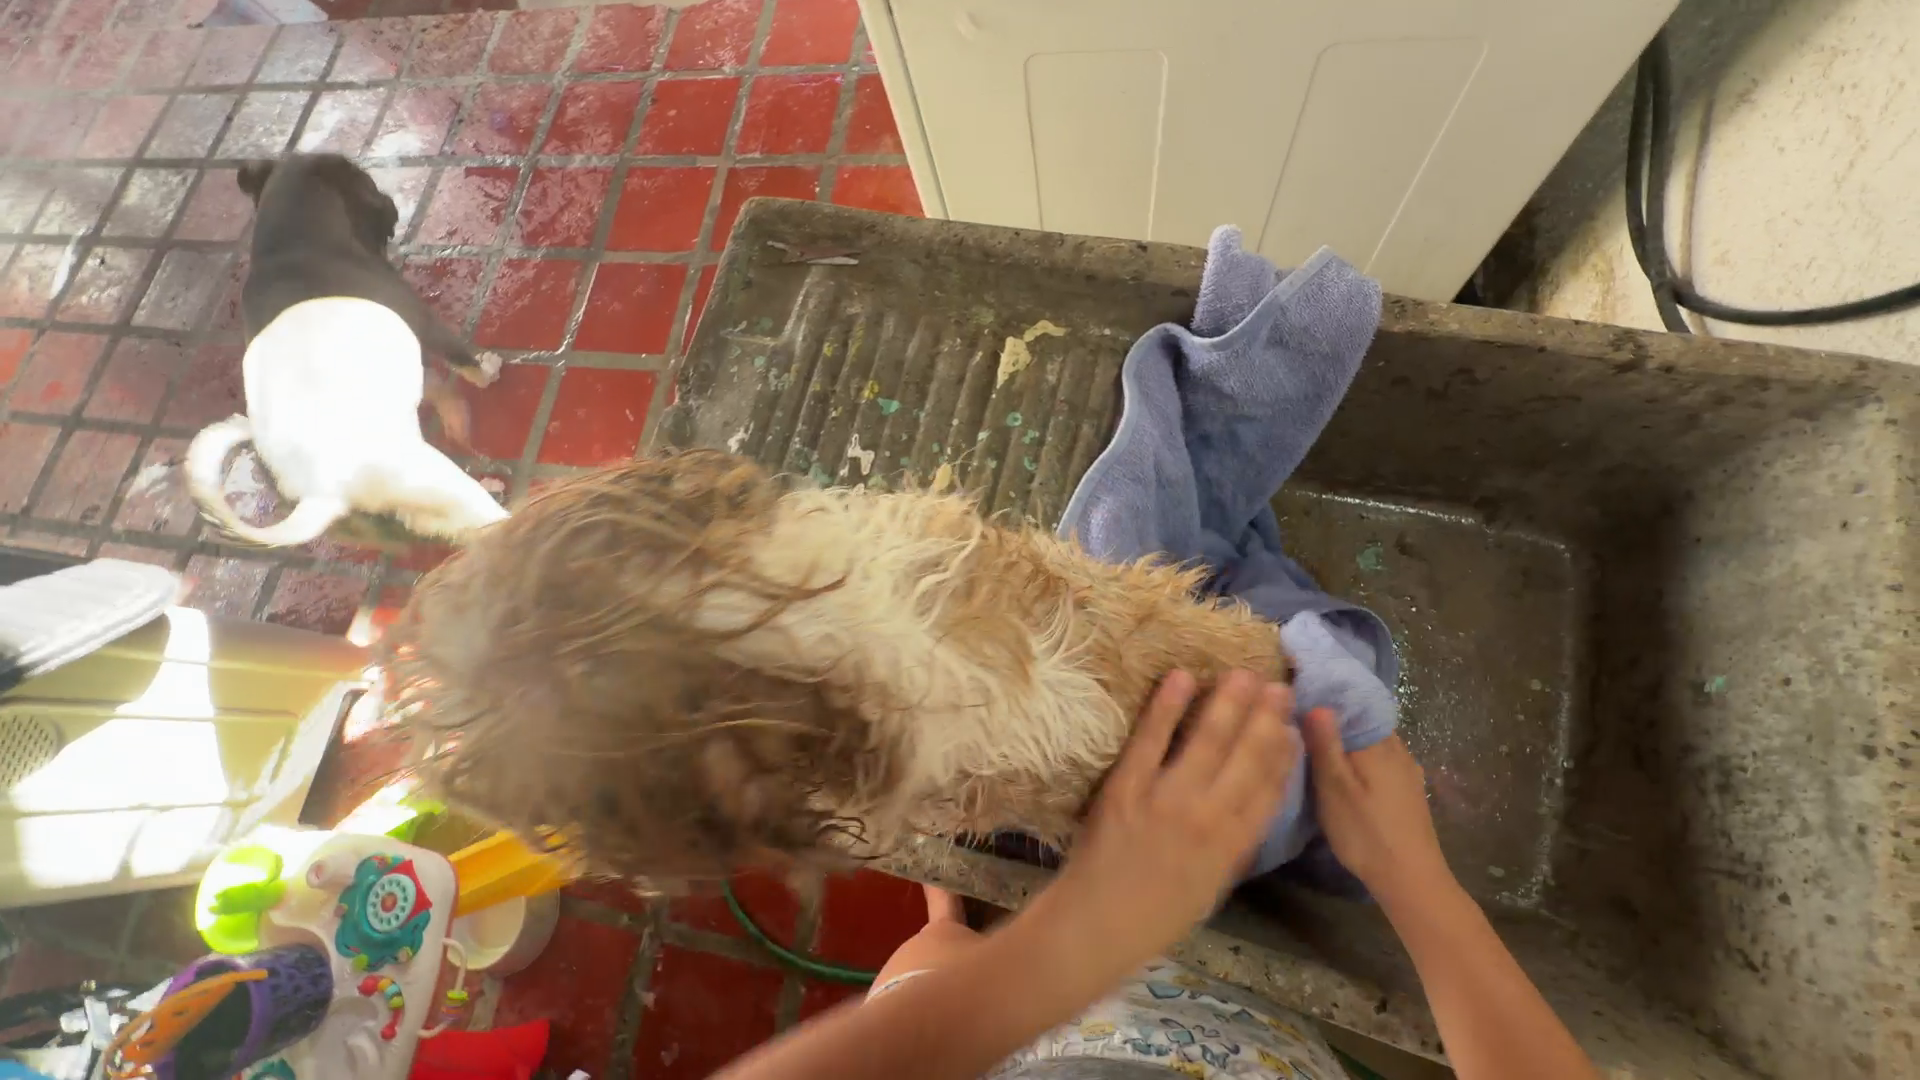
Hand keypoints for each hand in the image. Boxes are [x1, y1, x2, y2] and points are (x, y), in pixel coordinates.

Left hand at [1035, 670, 1300, 969]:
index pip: (1269, 791)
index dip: (1285, 755)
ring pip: (1208, 741)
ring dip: (1230, 704)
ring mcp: (1167, 798)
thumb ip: (1232, 844)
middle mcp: (1209, 817)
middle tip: (1280, 685)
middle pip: (1247, 758)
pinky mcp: (1127, 785)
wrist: (1099, 922)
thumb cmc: (1157, 913)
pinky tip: (1182, 677)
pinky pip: (1151, 739)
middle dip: (1266, 718)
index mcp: (1233, 846)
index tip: (1295, 726)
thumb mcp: (1212, 886)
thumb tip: (1251, 805)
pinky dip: (1167, 706)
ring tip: (1245, 674)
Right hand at [1300, 709, 1453, 910]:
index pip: (1349, 702)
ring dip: (1344, 736)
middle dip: (1332, 715)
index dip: (1322, 694)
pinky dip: (1356, 754)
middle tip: (1295, 716)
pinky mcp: (1406, 788)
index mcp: (1377, 742)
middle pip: (1360, 719)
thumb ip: (1325, 744)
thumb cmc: (1366, 833)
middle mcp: (1396, 748)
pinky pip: (1376, 757)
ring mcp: (1405, 769)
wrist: (1411, 880)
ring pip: (1368, 739)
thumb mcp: (1334, 788)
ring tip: (1311, 740)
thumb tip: (1317, 701)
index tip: (1294, 690)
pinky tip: (1340, 768)